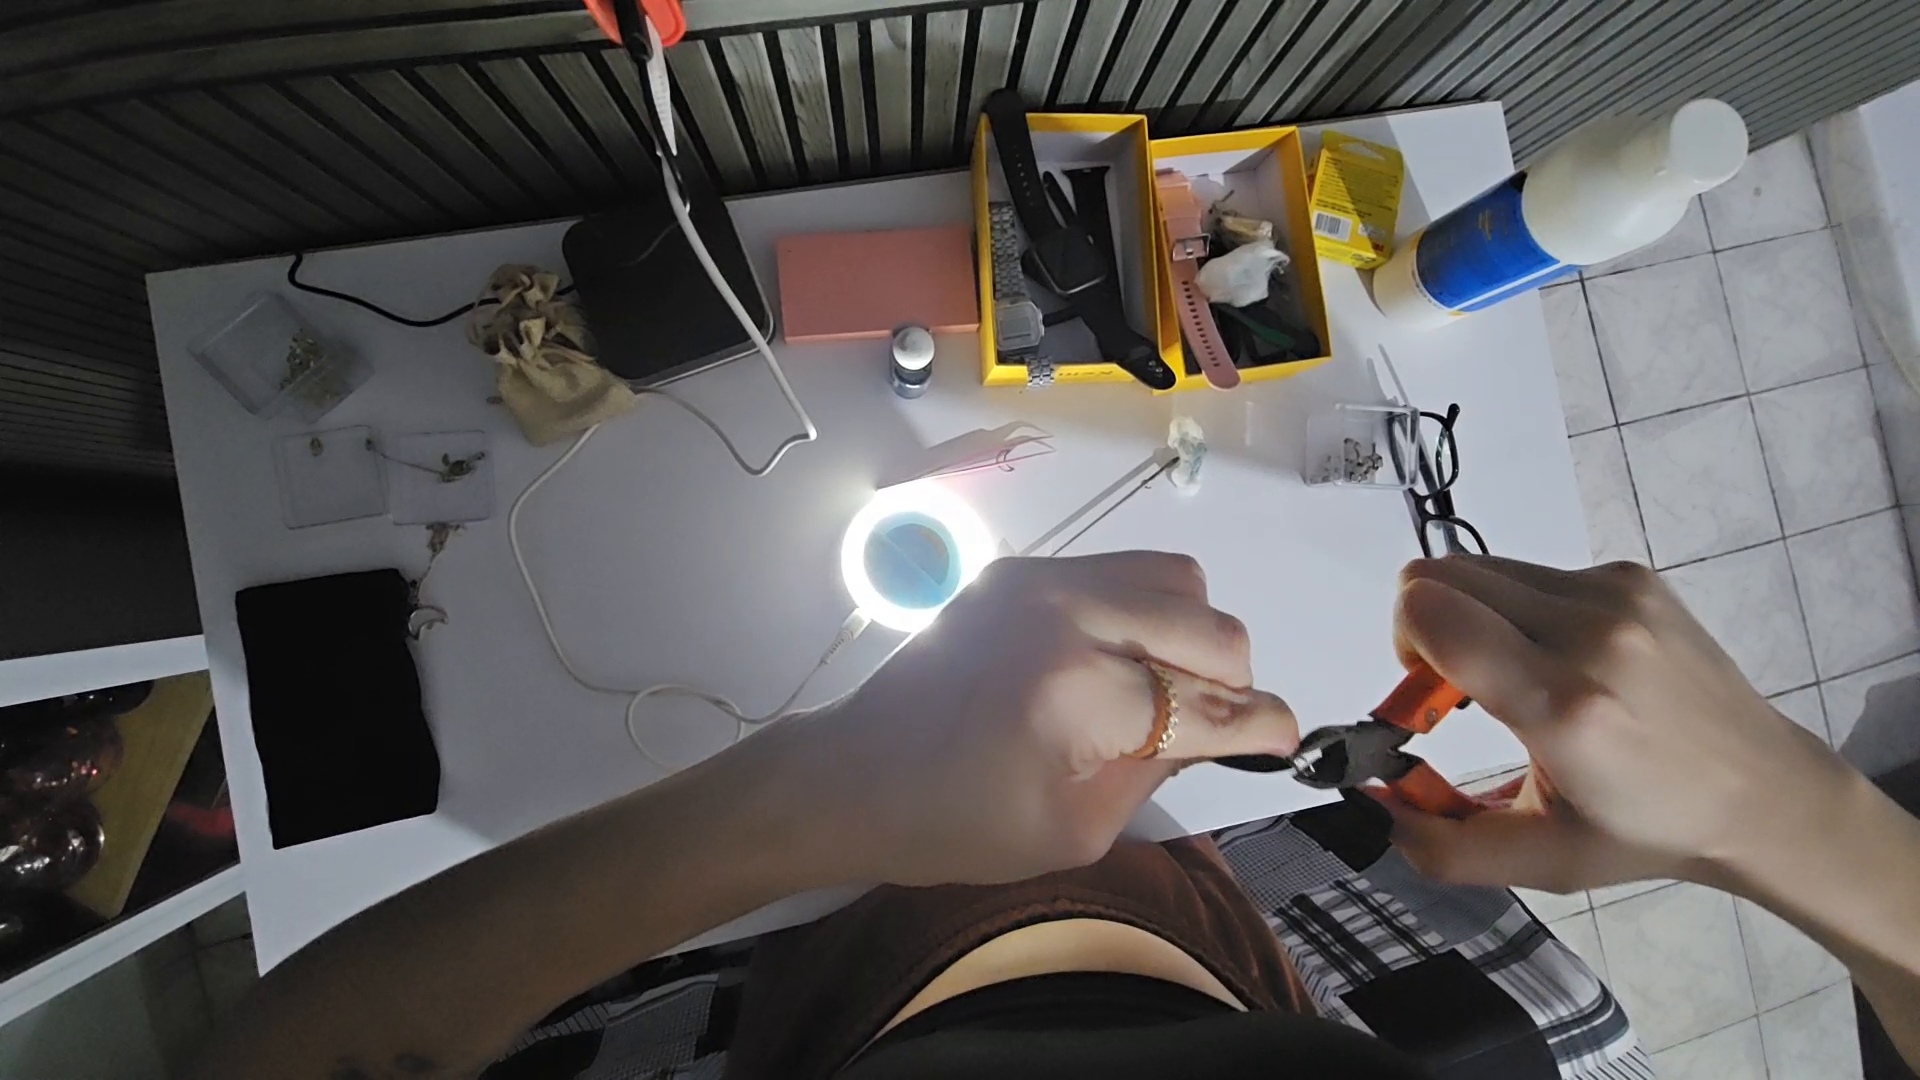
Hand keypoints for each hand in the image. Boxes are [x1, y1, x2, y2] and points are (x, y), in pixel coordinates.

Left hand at [784, 552, 1298, 886]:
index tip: (1278, 739)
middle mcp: (1066, 612)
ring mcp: (1038, 576)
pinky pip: (1118, 567)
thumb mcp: (1076, 828)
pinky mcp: (1017, 565)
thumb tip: (1217, 727)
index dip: (1262, 728)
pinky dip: (1140, 608)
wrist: (858, 769)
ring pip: (1174, 576)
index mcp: (1078, 695)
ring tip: (1154, 678)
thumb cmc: (957, 824)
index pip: (1210, 705)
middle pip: (1209, 625)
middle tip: (1204, 716)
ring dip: (1189, 630)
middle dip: (1232, 678)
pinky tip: (1109, 651)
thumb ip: (1159, 769)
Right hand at [1376, 556, 1854, 892]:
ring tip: (1507, 666)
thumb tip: (1364, 797)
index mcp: (1564, 707)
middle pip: (1434, 577)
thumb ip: (1432, 840)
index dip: (1403, 642)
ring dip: (1462, 611)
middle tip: (1459, 680)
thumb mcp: (1533, 860)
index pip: (1433, 615)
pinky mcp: (1629, 576)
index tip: (1428, 688)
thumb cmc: (1643, 832)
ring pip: (1470, 567)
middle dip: (1421, 624)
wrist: (1773, 798)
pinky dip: (1507, 604)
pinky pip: (1517, 569)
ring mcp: (1614, 595)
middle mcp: (1589, 634)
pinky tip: (1551, 651)